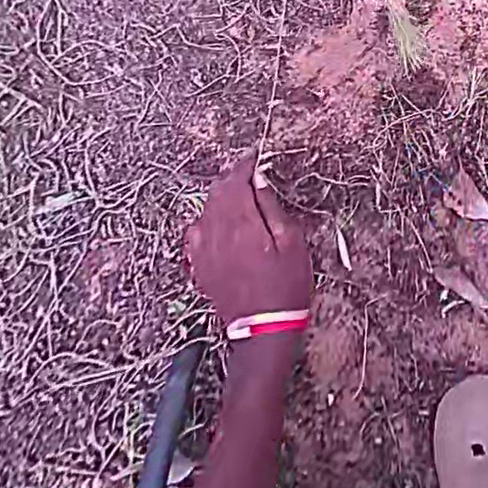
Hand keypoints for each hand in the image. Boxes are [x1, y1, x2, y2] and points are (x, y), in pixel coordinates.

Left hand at [186, 152, 311, 327]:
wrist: (264, 330)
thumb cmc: (285, 286)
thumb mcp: (291, 242)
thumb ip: (271, 207)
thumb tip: (259, 179)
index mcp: (241, 223)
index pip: (236, 180)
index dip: (245, 165)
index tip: (255, 157)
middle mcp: (216, 232)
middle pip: (218, 191)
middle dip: (233, 177)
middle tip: (249, 173)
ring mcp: (203, 249)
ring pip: (205, 208)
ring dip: (221, 195)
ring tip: (238, 193)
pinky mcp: (199, 264)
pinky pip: (196, 230)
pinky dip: (207, 218)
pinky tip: (218, 221)